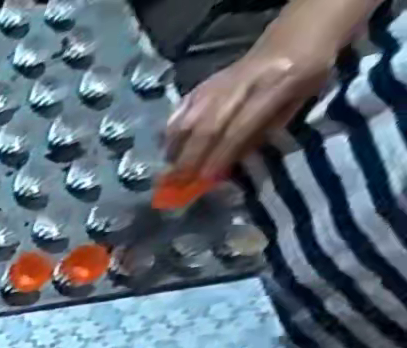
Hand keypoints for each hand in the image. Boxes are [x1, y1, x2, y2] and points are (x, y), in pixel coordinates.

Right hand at [163, 40, 331, 179]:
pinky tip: (168, 149)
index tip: (205, 179)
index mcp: (277, 84)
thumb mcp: (302, 97)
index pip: (239, 128)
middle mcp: (241, 84)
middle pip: (205, 128)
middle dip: (190, 158)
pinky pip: (176, 115)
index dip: (220, 155)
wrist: (295, 38)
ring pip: (185, 123)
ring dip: (173, 150)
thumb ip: (268, 127)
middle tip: (177, 182)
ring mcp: (216, 85)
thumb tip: (232, 160)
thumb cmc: (307, 71)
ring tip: (169, 169)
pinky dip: (168, 135)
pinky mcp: (200, 88)